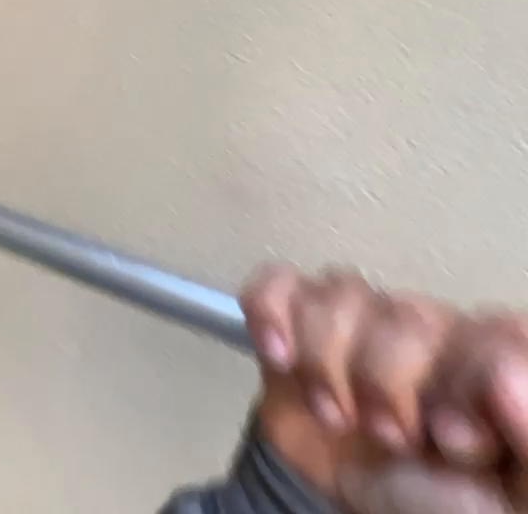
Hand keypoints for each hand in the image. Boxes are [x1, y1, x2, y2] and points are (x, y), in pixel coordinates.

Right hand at [240, 265, 527, 511]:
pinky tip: (279, 358)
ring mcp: (362, 318)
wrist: (368, 506)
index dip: (470, 380)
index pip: (497, 331)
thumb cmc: (456, 506)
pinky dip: (269, 313)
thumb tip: (507, 374)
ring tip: (336, 416)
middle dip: (387, 383)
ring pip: (339, 295)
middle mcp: (441, 329)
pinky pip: (276, 281)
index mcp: (503, 363)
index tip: (453, 439)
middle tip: (391, 438)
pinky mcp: (293, 317)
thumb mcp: (519, 500)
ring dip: (326, 363)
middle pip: (408, 313)